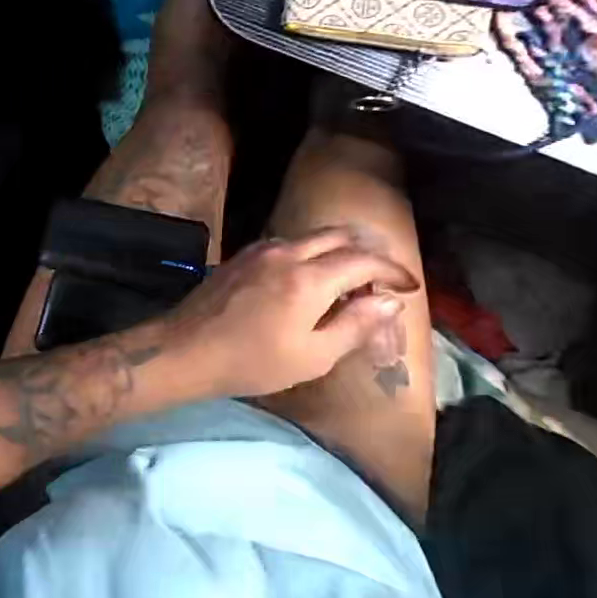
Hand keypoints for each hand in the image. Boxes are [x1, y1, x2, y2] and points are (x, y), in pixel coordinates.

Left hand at [162, 227, 420, 398]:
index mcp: (308, 277)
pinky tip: (311, 279)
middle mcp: (286, 251)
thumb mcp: (313, 356)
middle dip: (367, 252)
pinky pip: (288, 243)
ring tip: (350, 282)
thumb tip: (389, 300)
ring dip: (338, 251)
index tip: (409, 286)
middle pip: (338, 236)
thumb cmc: (252, 361)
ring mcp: (260, 249)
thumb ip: (355, 324)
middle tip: (382, 279)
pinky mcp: (243, 255)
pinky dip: (311, 253)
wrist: (186, 348)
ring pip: (311, 237)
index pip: (363, 259)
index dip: (392, 270)